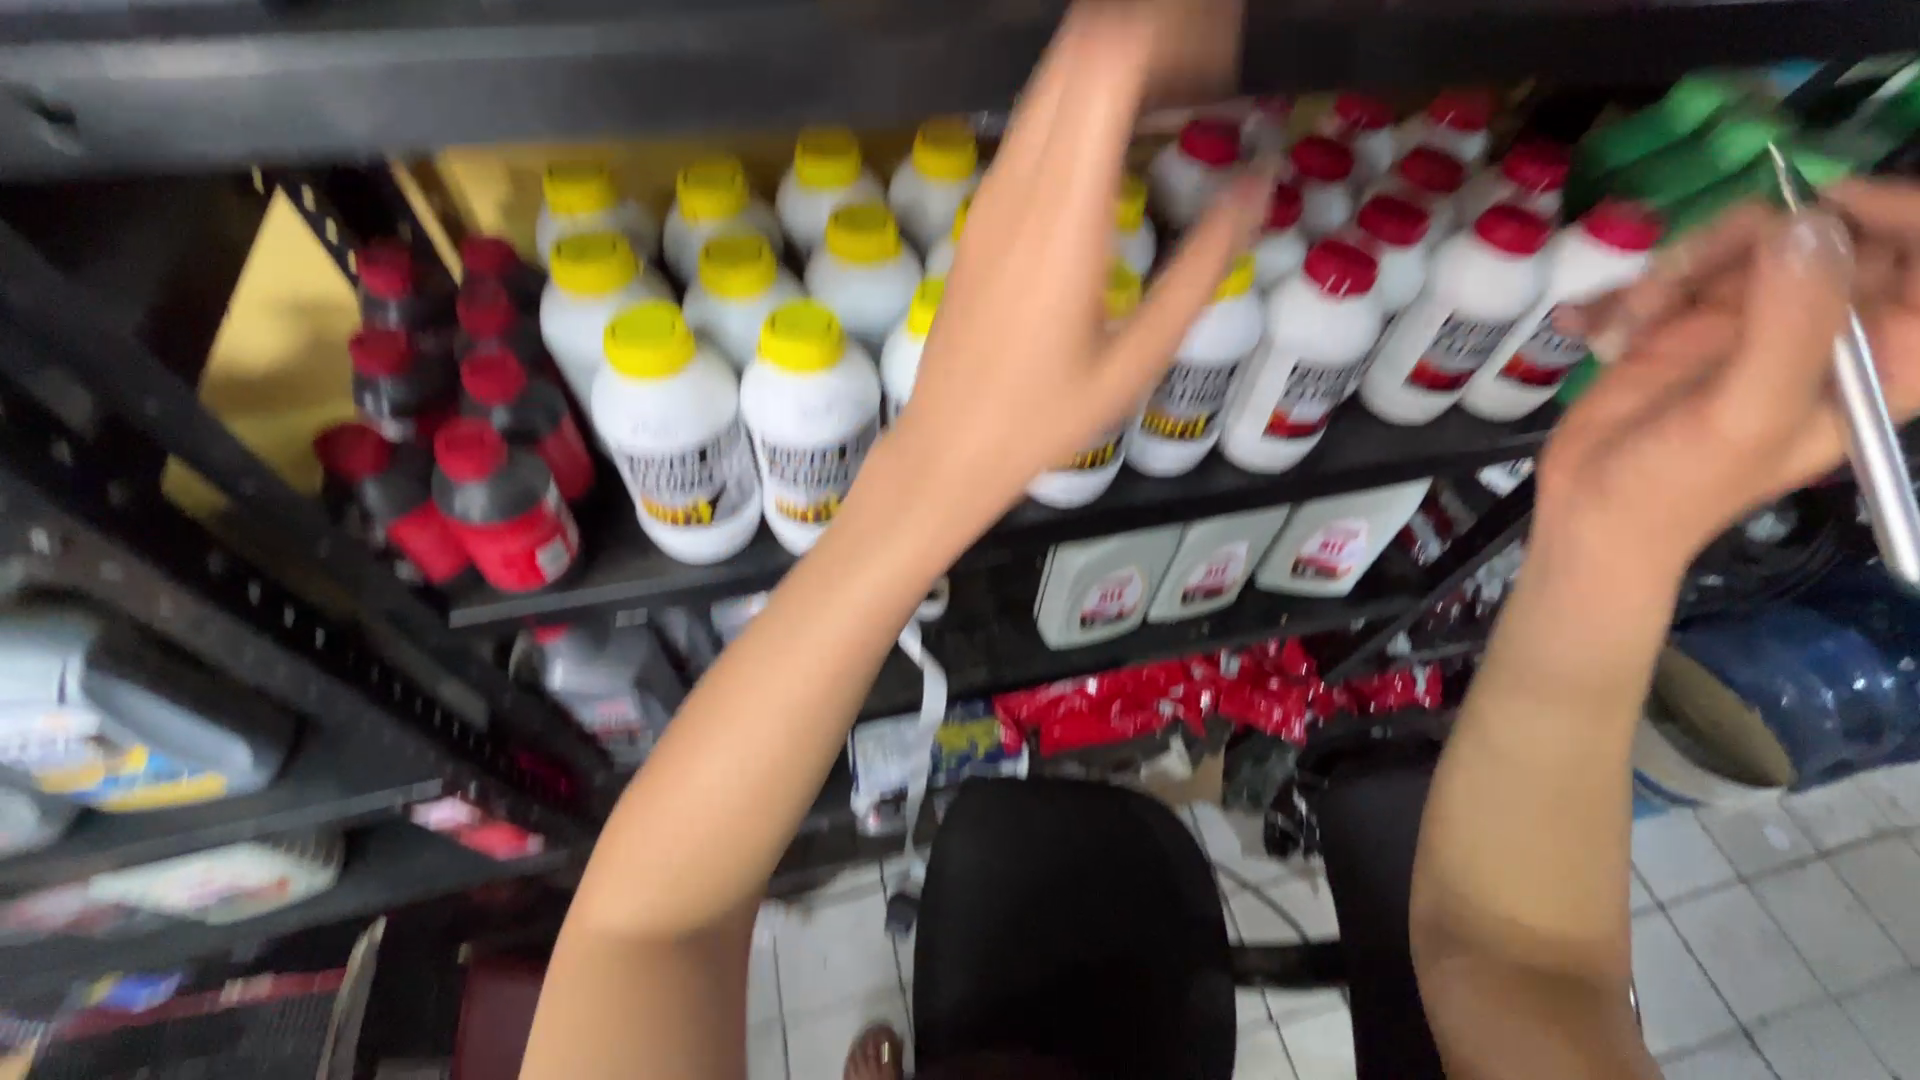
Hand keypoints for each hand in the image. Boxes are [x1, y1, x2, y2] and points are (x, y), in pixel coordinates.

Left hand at [882, 0, 1273, 534]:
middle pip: (1079, 51)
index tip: (1227, 62)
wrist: (948, 446)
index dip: (1174, 34)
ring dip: (1117, 69)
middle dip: (1154, 40)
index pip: (1108, 61)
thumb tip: (1259, 185)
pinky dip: (1083, 108)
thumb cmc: (1043, 420)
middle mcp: (1017, 188)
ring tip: (1183, 101)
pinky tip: (1124, 149)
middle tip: (1215, 74)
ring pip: (1050, 84)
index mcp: (1062, 217)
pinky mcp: (979, 217)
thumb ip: (1203, 267)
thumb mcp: (1138, 359)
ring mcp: (989, 198)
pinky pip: (1032, 129)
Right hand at [1542, 185, 1919, 576]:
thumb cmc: (1680, 484)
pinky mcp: (1680, 326)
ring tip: (1629, 321)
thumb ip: (1791, 322)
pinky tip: (1597, 330)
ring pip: (1732, 248)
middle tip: (1675, 282)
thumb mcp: (1747, 414)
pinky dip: (1623, 297)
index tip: (1821, 210)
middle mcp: (1820, 328)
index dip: (1895, 217)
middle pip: (1817, 237)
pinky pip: (1665, 278)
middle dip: (1740, 247)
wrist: (1589, 515)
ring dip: (1668, 275)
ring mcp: (1746, 323)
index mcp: (1879, 355)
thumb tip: (1803, 224)